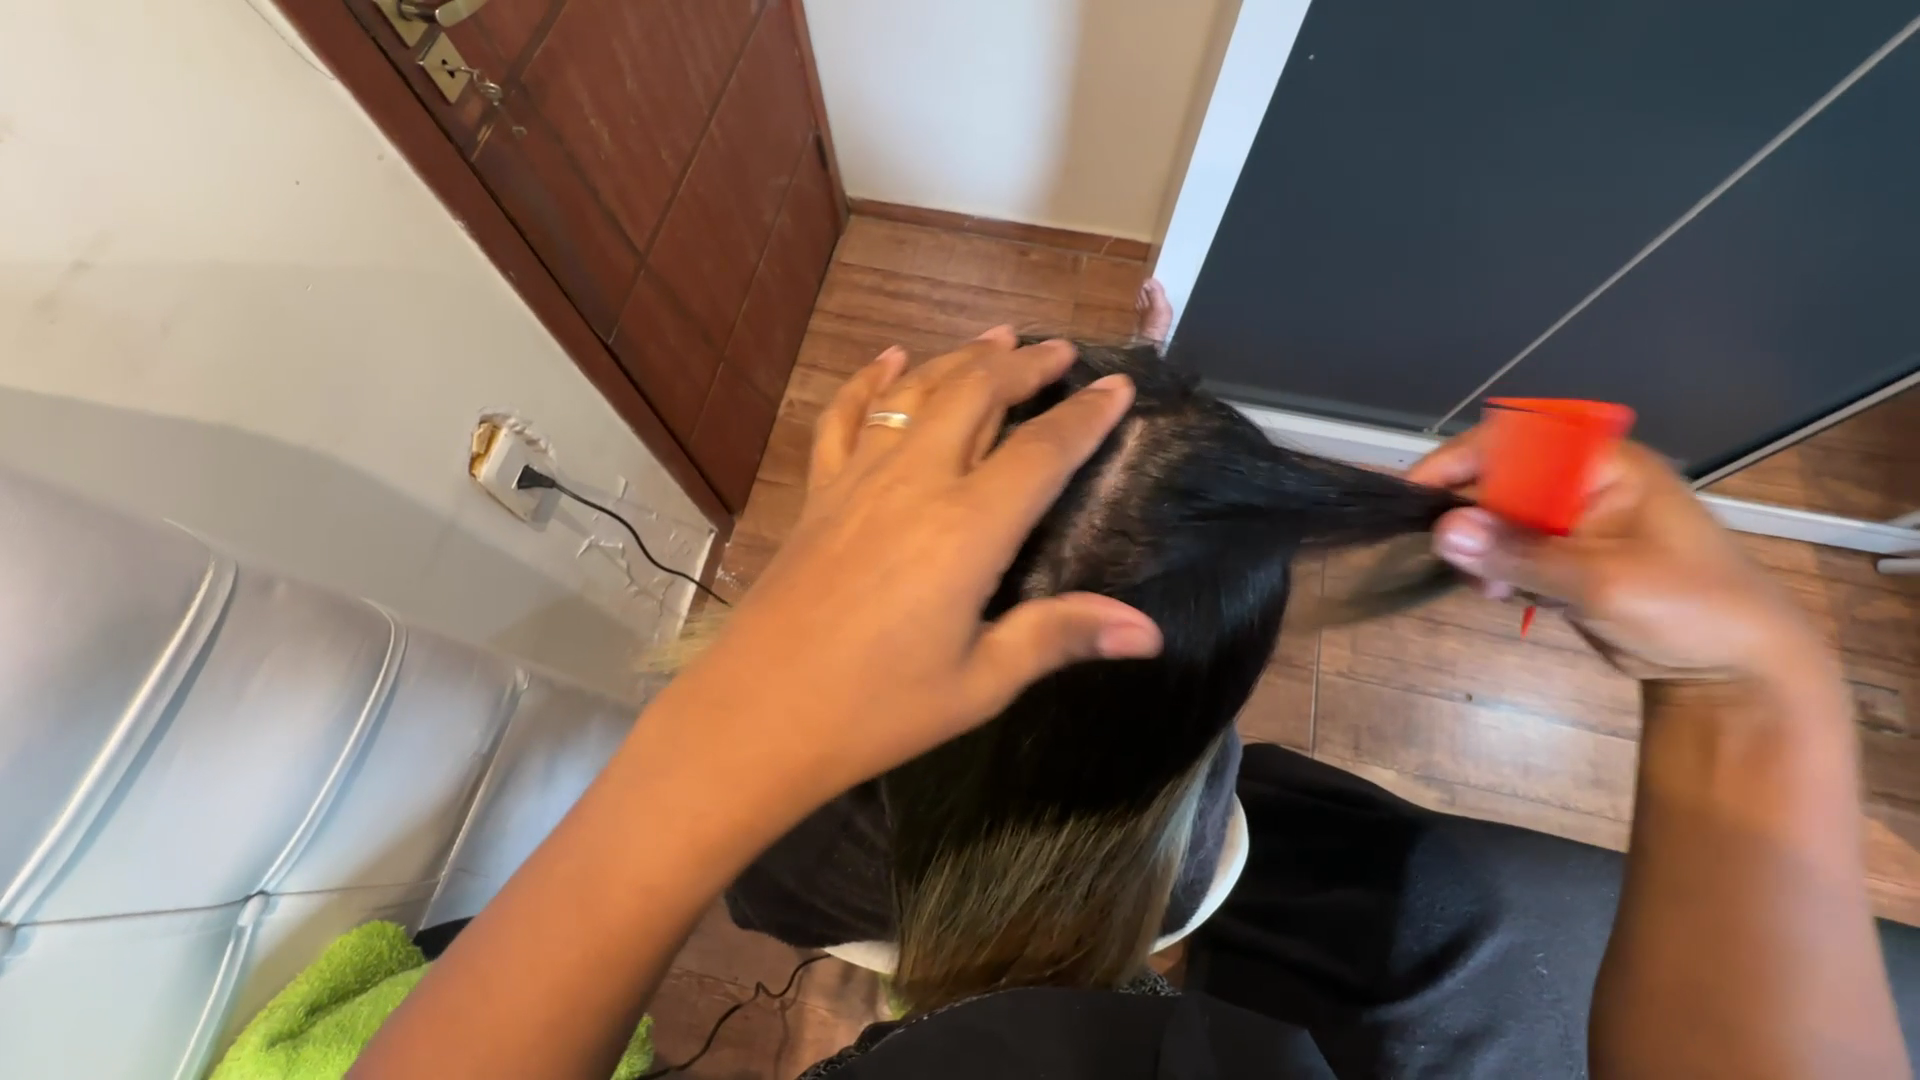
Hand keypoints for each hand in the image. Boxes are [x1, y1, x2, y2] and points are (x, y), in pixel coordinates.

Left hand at [672, 328, 1161, 794]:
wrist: (757, 714)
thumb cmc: (877, 709)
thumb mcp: (980, 683)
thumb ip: (1059, 637)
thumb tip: (1149, 631)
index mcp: (967, 529)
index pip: (1042, 452)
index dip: (1086, 416)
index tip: (1119, 385)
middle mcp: (916, 483)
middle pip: (977, 395)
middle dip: (1024, 364)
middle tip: (1060, 350)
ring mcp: (859, 481)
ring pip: (916, 392)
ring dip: (961, 357)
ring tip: (997, 335)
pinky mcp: (819, 493)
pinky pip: (845, 417)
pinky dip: (869, 381)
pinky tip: (888, 359)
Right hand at [1407, 429, 1824, 683]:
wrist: (1733, 669)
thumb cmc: (1689, 609)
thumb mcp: (1600, 580)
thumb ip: (1518, 552)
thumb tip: (1442, 530)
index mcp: (1603, 466)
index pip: (1512, 443)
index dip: (1458, 463)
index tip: (1415, 497)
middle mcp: (1581, 483)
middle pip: (1495, 482)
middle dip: (1471, 522)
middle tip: (1463, 563)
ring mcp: (1571, 520)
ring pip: (1493, 521)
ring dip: (1483, 554)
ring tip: (1494, 588)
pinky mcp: (1561, 554)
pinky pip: (1505, 550)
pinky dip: (1496, 572)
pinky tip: (1510, 596)